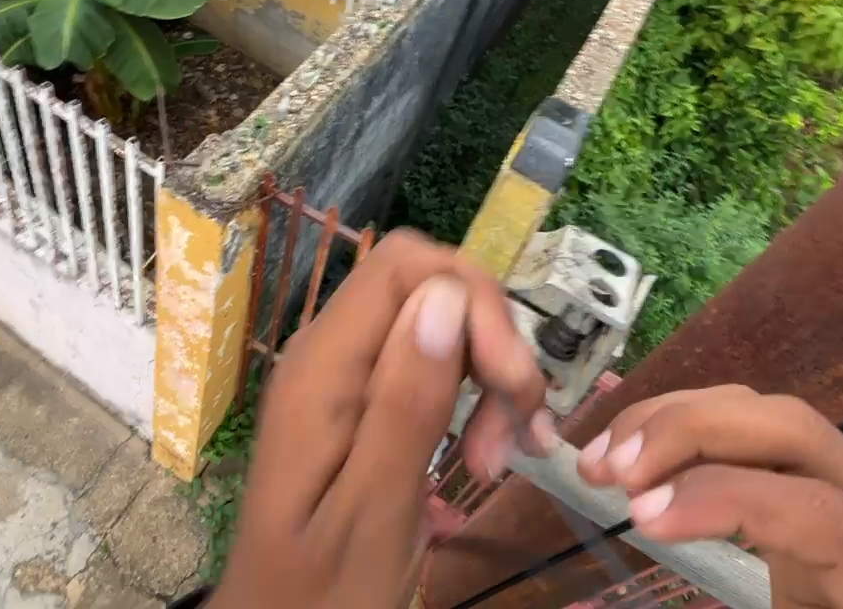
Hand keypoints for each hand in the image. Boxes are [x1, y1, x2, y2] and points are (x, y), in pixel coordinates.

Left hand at [208, 230, 550, 608]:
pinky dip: (472, 394)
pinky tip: (490, 449)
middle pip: (425, 287)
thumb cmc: (321, 592)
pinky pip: (428, 362)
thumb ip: (405, 402)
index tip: (512, 378)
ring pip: (436, 322)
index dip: (471, 299)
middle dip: (488, 338)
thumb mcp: (373, 511)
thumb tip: (445, 296)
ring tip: (505, 455)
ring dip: (487, 374)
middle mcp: (329, 349)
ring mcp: (345, 370)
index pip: (403, 266)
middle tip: (521, 424)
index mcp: (322, 366)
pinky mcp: (362, 395)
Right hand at [576, 387, 842, 608]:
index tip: (640, 520)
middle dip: (689, 433)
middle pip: (796, 432)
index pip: (824, 517)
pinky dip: (688, 427)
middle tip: (612, 470)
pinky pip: (757, 430)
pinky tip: (638, 453)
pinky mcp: (831, 484)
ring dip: (674, 420)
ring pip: (768, 413)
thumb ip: (710, 608)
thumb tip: (605, 591)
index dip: (724, 501)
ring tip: (605, 459)